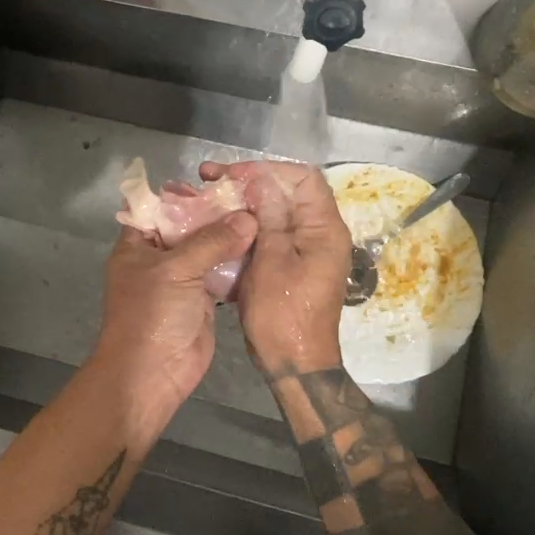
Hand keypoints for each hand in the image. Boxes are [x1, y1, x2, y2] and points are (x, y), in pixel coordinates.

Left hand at [93, 213, 258, 428]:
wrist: (151, 374)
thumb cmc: (151, 315)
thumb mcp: (176, 270)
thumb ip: (212, 241)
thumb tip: (248, 218)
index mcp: (138, 244)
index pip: (157, 207)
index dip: (183, 193)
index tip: (217, 180)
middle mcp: (158, 257)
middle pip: (187, 226)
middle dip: (215, 213)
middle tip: (251, 195)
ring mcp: (180, 279)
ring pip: (207, 249)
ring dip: (230, 237)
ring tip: (263, 214)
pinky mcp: (201, 299)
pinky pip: (220, 273)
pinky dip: (237, 262)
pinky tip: (263, 246)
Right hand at [201, 161, 350, 375]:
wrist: (295, 365)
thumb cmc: (283, 315)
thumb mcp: (271, 262)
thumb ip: (270, 218)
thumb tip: (261, 181)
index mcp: (324, 229)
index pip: (303, 178)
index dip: (266, 169)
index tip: (230, 176)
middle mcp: (321, 234)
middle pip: (289, 191)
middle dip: (250, 182)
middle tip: (210, 181)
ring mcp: (307, 250)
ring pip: (277, 212)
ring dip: (245, 203)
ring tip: (210, 199)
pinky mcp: (292, 264)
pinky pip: (271, 234)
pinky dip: (247, 226)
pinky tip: (220, 227)